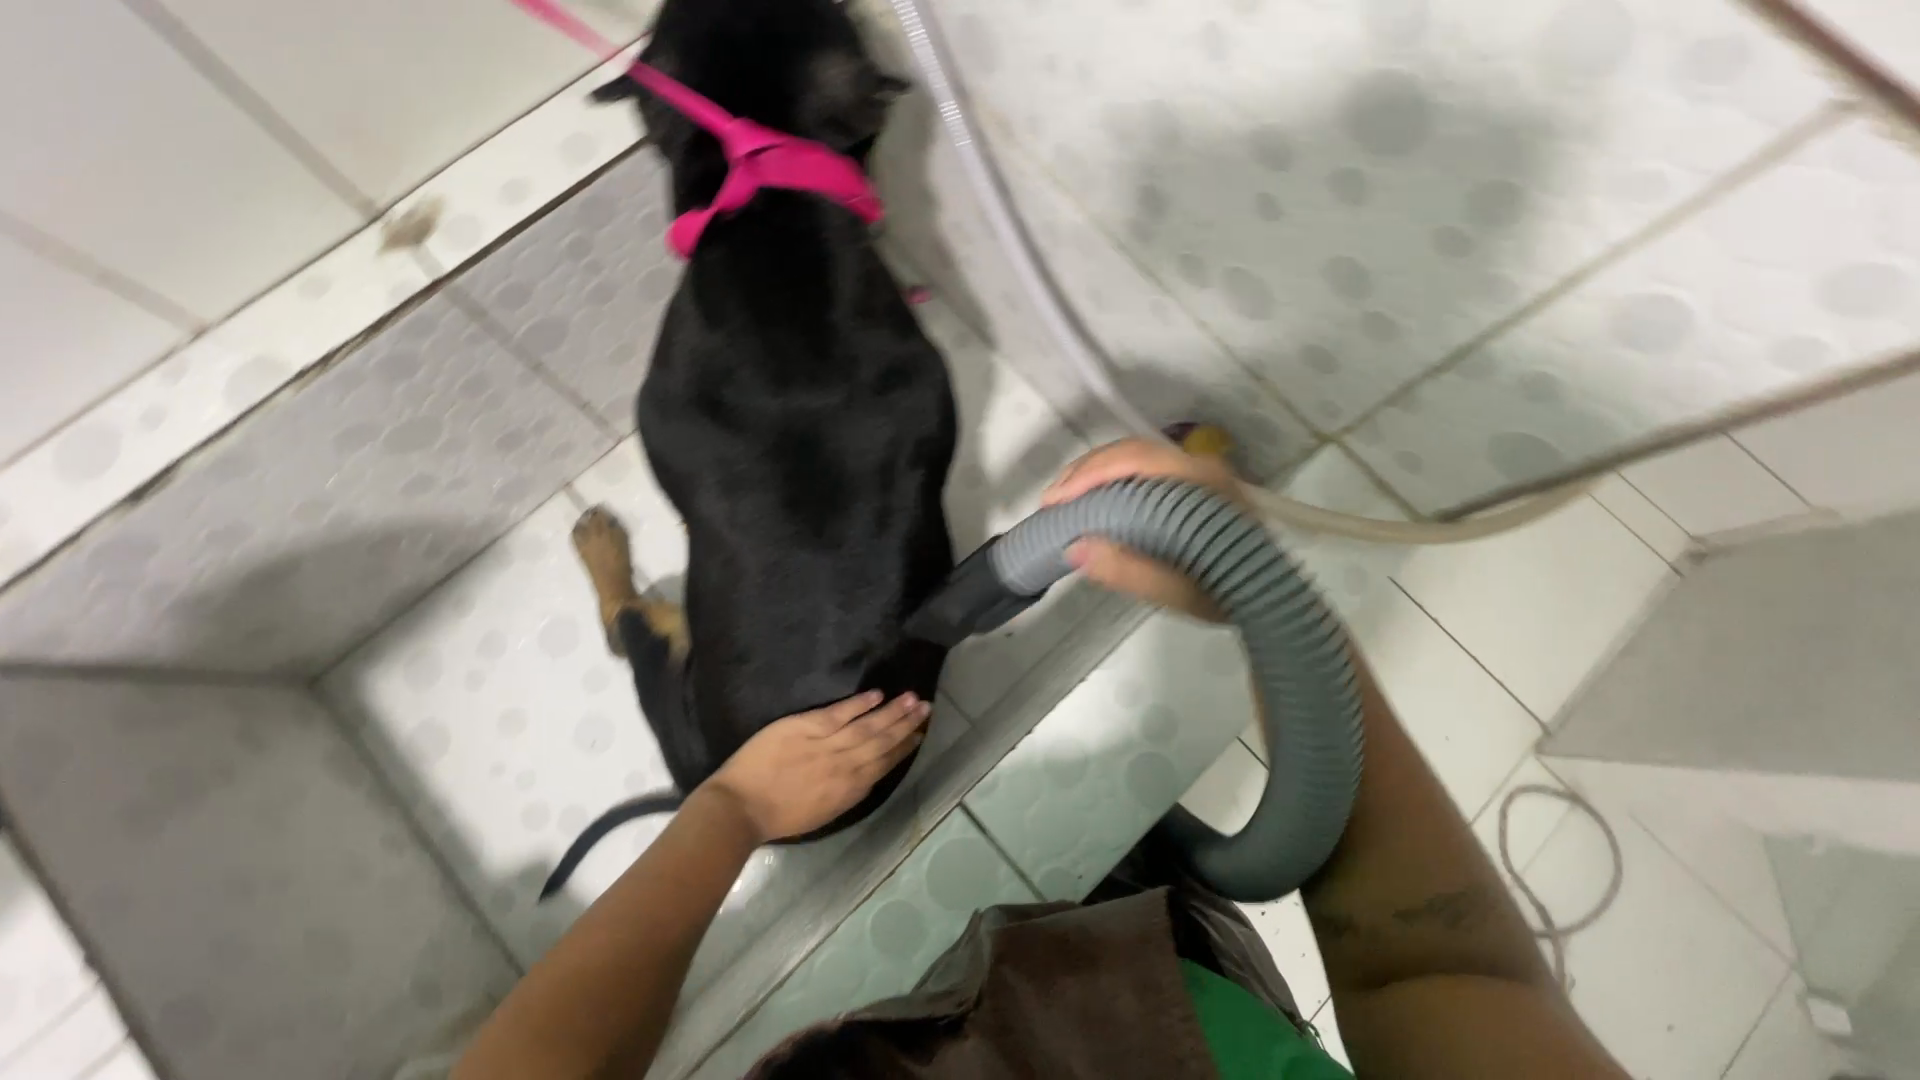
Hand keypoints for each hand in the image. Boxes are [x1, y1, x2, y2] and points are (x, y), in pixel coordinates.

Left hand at [703, 691, 930, 843]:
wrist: (740, 809)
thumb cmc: (777, 816)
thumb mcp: (823, 813)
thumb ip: (847, 791)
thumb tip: (868, 773)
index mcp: (849, 790)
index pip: (884, 765)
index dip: (904, 748)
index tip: (921, 735)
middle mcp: (845, 767)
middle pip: (882, 742)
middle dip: (906, 724)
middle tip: (926, 708)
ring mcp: (826, 745)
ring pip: (867, 726)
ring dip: (892, 711)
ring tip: (912, 698)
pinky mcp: (806, 727)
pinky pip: (840, 713)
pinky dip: (860, 703)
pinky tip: (877, 694)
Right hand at [1042, 437, 1251, 622]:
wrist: (1266, 597)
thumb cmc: (1223, 593)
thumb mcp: (1177, 592)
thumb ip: (1129, 571)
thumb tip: (1074, 547)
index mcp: (1198, 483)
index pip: (1135, 459)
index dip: (1089, 473)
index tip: (1056, 500)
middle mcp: (1200, 466)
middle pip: (1132, 451)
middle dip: (1085, 471)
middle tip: (1051, 500)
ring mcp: (1198, 472)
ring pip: (1137, 457)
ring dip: (1096, 473)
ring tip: (1065, 499)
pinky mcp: (1193, 484)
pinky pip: (1146, 469)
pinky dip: (1113, 479)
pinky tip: (1094, 499)